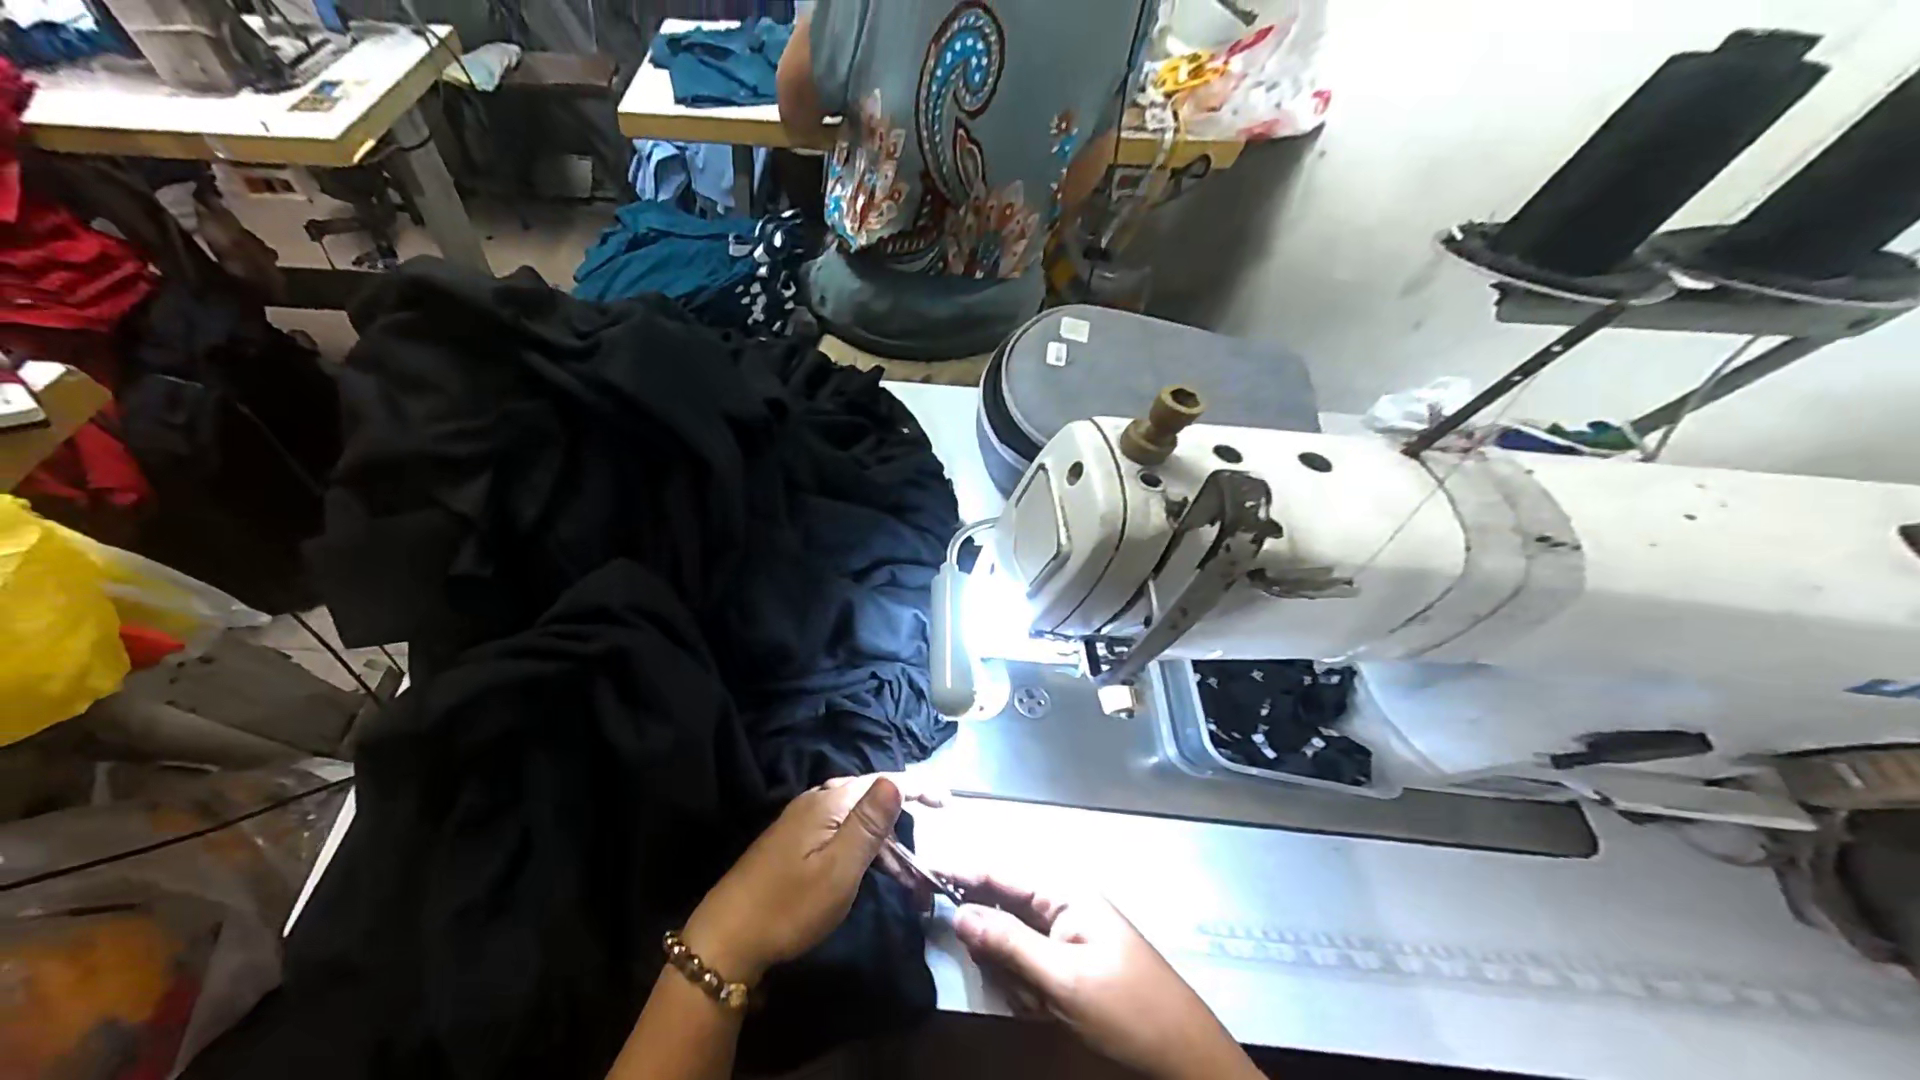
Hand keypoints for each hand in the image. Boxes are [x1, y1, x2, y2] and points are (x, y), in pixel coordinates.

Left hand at [682, 774, 940, 984]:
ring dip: (885, 845)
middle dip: (902, 826)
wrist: (725, 940)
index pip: (883, 782)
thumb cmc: (790, 906)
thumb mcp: (839, 868)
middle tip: (926, 859)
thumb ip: (869, 823)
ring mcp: (801, 822)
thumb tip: (895, 780)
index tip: (946, 801)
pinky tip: (870, 870)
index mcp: (829, 801)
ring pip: (856, 820)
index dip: (917, 788)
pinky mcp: (793, 842)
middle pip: (870, 800)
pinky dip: (863, 850)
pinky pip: (840, 833)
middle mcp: (815, 801)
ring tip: (907, 878)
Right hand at [945, 871, 1260, 1079]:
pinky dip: (1029, 991)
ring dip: (1017, 979)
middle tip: (1020, 986)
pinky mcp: (1067, 963)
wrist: (1183, 1056)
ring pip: (1011, 945)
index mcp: (1064, 892)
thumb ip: (1008, 942)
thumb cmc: (1127, 1009)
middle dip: (999, 950)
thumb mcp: (1063, 979)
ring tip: (1045, 1006)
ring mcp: (1065, 934)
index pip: (1000, 871)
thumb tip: (958, 913)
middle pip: (1002, 910)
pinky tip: (1050, 1013)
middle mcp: (1061, 904)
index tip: (922, 875)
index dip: (962, 872)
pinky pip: (1028, 967)